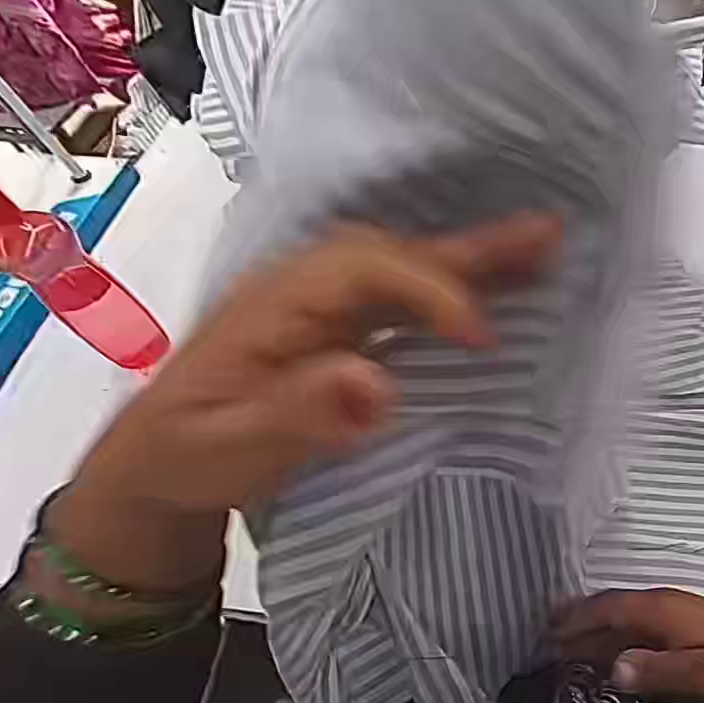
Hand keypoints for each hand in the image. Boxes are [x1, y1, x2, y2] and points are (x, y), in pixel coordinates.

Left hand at [46, 213, 562, 594]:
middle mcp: (305, 290)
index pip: (363, 271)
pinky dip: (455, 293)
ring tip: (542, 247)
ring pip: (407, 271)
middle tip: (546, 235)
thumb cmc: (186, 458)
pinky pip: (407, 303)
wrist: (156, 467)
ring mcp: (325, 309)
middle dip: (471, 250)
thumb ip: (297, 415)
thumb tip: (378, 383)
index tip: (481, 335)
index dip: (428, 291)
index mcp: (275, 303)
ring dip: (474, 261)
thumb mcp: (228, 448)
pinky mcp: (342, 332)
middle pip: (396, 255)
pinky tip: (494, 296)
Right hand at [551, 588, 703, 702]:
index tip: (547, 632)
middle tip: (544, 637)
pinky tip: (609, 652)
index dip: (576, 619)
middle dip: (577, 621)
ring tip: (564, 643)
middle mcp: (664, 605)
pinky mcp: (684, 627)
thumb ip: (658, 671)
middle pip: (610, 609)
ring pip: (623, 618)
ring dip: (594, 630)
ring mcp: (675, 614)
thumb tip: (612, 669)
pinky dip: (615, 637)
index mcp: (663, 610)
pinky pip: (637, 627)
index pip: (609, 609)